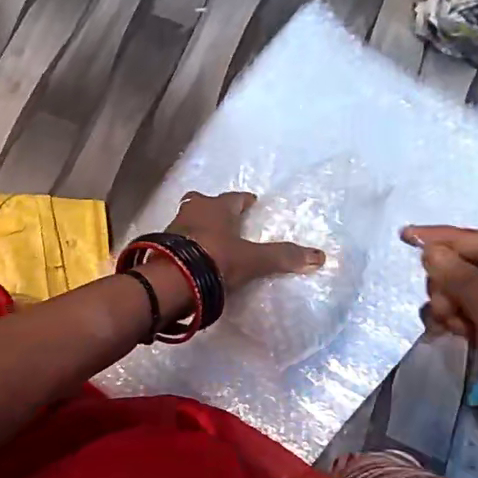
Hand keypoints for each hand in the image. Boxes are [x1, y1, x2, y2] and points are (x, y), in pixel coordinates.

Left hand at [166, 192, 324, 289]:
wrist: (171, 280)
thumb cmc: (215, 259)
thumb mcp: (252, 260)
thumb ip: (282, 257)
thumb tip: (319, 257)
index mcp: (216, 207)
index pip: (234, 198)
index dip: (243, 201)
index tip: (251, 202)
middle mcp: (192, 212)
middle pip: (203, 204)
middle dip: (212, 208)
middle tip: (222, 217)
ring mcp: (171, 229)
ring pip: (186, 221)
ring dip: (196, 227)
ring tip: (206, 239)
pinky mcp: (158, 249)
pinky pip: (175, 242)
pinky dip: (183, 246)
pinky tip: (189, 257)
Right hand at [403, 225, 477, 401]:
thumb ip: (465, 280)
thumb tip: (430, 250)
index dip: (449, 239)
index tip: (408, 235)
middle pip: (477, 266)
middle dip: (450, 281)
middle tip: (441, 304)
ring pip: (468, 291)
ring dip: (450, 303)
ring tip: (449, 324)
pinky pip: (470, 313)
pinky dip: (455, 318)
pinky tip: (449, 331)